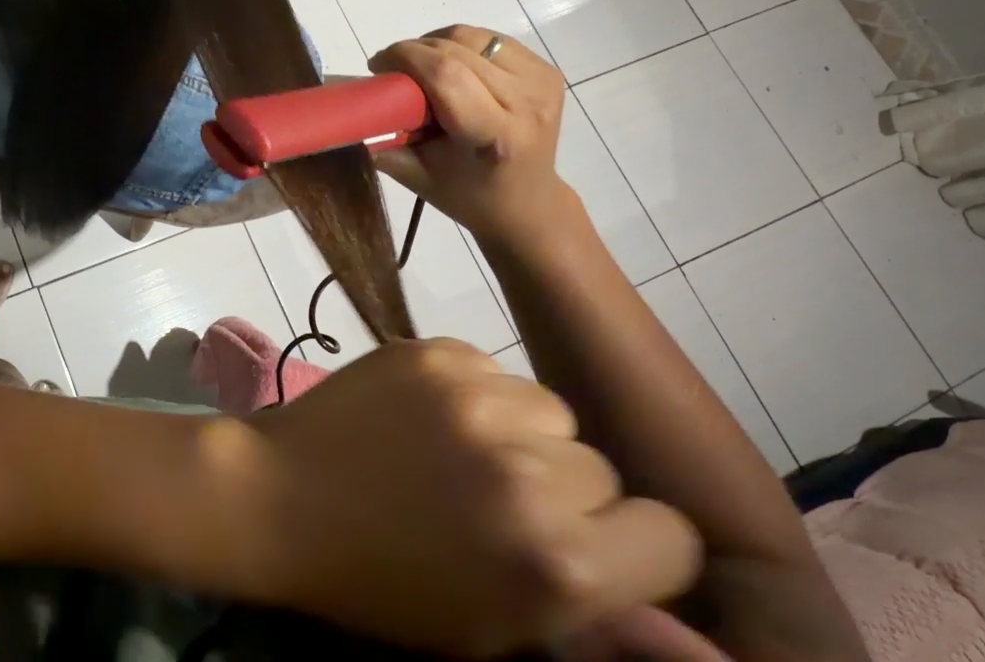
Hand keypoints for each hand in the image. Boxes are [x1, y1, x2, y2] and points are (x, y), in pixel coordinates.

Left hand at [237, 338, 702, 657]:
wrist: (275, 498)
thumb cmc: (381, 581)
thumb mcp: (494, 627)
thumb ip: (598, 617)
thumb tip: (710, 645)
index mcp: (556, 564)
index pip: (672, 537)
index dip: (630, 546)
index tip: (581, 544)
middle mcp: (531, 477)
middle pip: (607, 473)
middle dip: (568, 491)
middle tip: (493, 503)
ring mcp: (479, 402)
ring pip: (556, 413)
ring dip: (525, 435)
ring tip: (457, 455)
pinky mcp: (436, 352)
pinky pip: (498, 371)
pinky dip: (476, 393)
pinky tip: (426, 418)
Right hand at [369, 24, 569, 241]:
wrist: (527, 203)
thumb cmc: (466, 194)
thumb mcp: (416, 174)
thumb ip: (384, 140)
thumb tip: (353, 108)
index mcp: (495, 135)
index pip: (445, 75)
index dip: (404, 57)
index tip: (377, 66)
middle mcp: (526, 103)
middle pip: (456, 50)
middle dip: (413, 50)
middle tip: (392, 68)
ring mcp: (541, 83)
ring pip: (472, 37)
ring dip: (436, 43)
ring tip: (421, 66)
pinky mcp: (547, 71)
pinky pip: (491, 39)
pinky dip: (461, 44)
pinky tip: (450, 65)